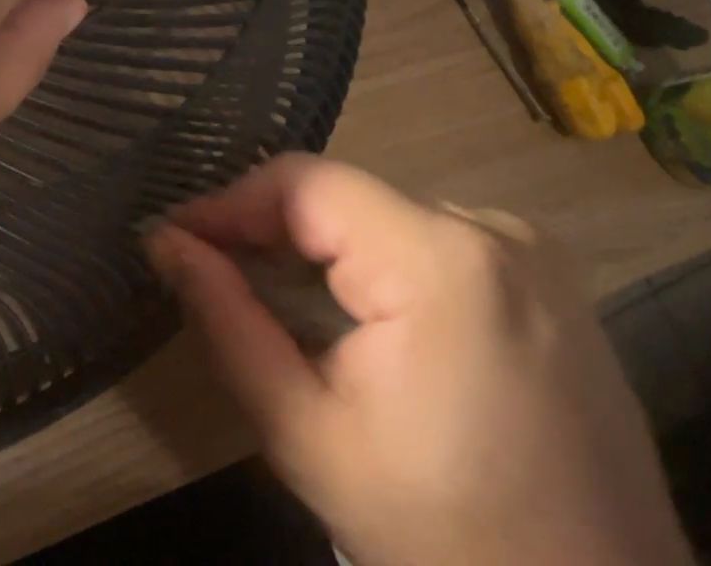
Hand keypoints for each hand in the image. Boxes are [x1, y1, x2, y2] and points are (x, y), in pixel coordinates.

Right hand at [145, 155, 693, 565]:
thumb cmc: (435, 528)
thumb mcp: (301, 426)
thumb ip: (225, 318)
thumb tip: (164, 241)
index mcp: (441, 261)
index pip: (305, 183)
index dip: (226, 203)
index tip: (173, 240)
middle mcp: (495, 232)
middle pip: (345, 196)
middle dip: (266, 230)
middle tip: (207, 273)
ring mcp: (531, 254)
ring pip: (381, 216)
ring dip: (315, 249)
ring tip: (266, 299)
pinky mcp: (546, 282)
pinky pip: (428, 242)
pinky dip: (369, 265)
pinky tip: (344, 317)